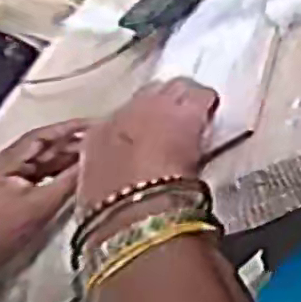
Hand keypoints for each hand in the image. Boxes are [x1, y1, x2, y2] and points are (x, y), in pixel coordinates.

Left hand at [78, 79, 218, 206]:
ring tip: (158, 126)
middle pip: (168, 86)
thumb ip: (196, 128)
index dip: (204, 101)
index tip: (206, 110)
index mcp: (184, 108)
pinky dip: (125, 122)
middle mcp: (150, 105)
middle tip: (185, 112)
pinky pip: (114, 116)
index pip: (199, 91)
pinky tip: (131, 140)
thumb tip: (195, 124)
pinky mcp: (94, 133)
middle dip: (177, 95)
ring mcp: (118, 117)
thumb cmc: (172, 187)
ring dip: (150, 106)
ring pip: (140, 98)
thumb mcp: (198, 152)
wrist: (129, 215)